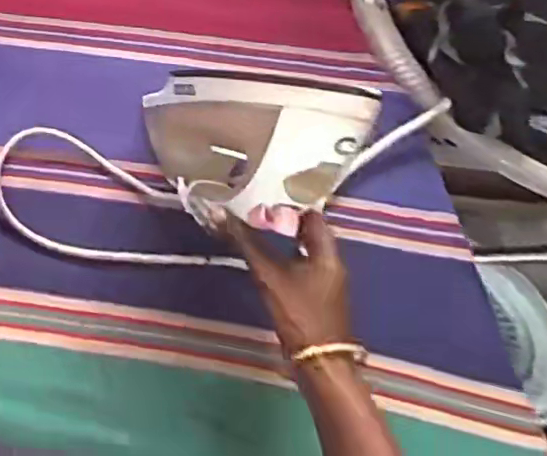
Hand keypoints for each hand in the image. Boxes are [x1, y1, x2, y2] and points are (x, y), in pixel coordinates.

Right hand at [221, 209, 354, 356]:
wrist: (317, 359)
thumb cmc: (298, 310)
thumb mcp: (267, 271)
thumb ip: (243, 240)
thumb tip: (216, 211)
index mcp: (327, 253)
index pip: (312, 215)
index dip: (291, 200)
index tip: (264, 188)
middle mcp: (331, 261)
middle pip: (308, 228)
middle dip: (282, 214)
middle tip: (253, 201)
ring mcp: (324, 276)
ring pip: (302, 243)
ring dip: (281, 231)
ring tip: (253, 218)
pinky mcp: (315, 288)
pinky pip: (299, 257)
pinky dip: (282, 247)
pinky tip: (262, 246)